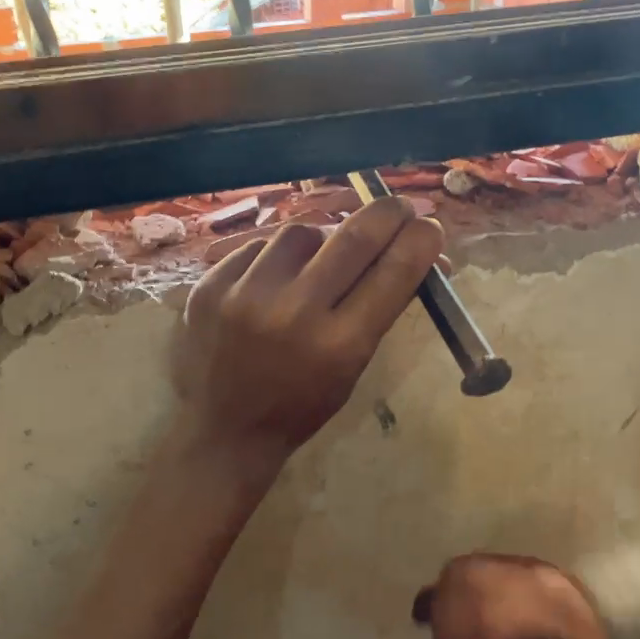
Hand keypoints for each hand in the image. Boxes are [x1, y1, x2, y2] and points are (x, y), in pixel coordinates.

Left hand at [171, 196, 444, 484]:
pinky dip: (275, 256)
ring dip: (322, 238)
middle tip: (398, 207)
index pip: (394, 272)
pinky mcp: (210, 287)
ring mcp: (245, 296)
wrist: (224, 431)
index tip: (429, 226)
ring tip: (322, 258)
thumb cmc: (301, 406)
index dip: (420, 240)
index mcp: (340, 345)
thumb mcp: (353, 366)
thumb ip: (379, 307)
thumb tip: (418, 250)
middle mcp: (293, 314)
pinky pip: (257, 246)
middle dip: (387, 214)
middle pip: (354, 236)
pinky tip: (277, 276)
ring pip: (301, 232)